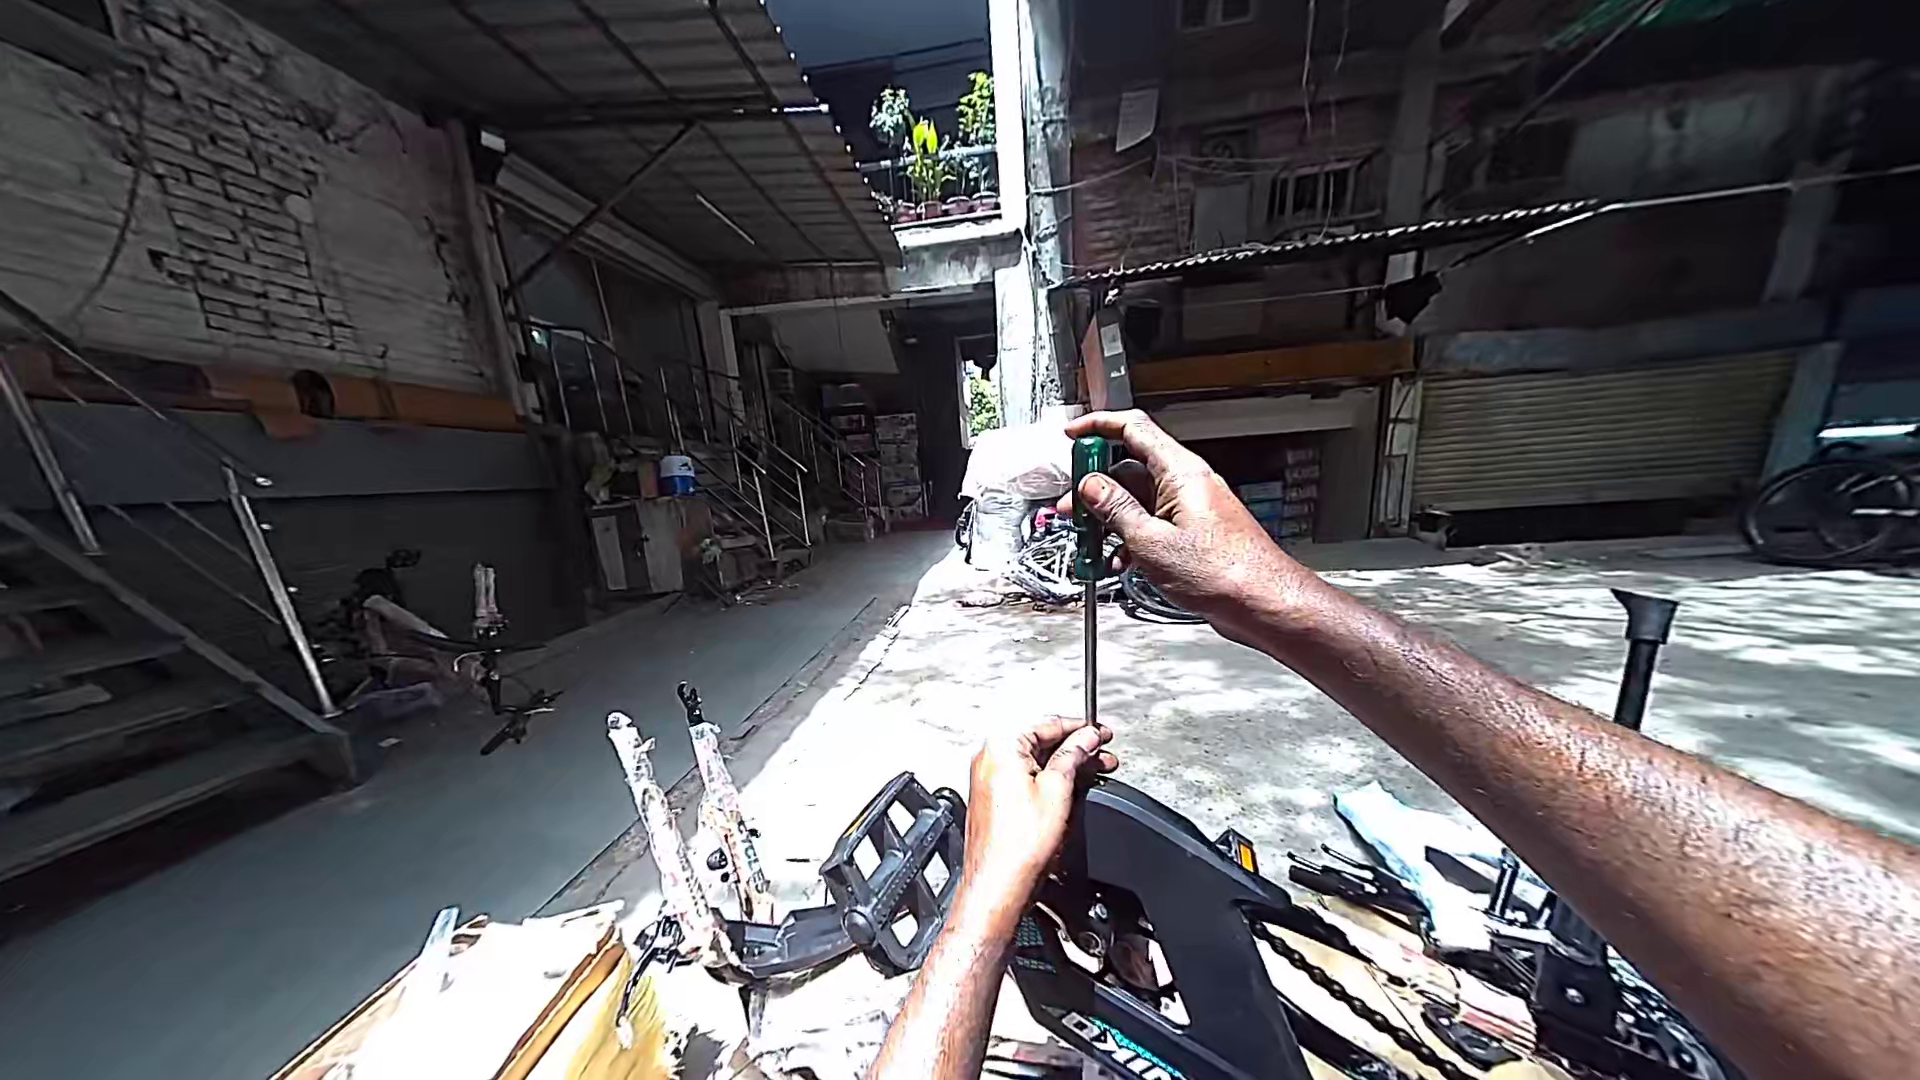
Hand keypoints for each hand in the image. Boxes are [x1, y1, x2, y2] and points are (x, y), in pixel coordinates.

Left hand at [962, 717, 1117, 901]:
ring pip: (1035, 760)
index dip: (1079, 728)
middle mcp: (990, 757)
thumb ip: (1073, 756)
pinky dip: (1049, 777)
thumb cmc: (1018, 846)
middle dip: (1076, 748)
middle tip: (1103, 753)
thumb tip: (1086, 738)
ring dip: (1066, 764)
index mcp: (1001, 746)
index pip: (1047, 724)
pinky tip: (1071, 785)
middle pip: (1041, 741)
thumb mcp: (1058, 790)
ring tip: (1095, 770)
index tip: (1100, 733)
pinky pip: (1025, 775)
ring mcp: (990, 777)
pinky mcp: (993, 796)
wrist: (997, 885)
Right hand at [1056, 410, 1312, 635]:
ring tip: (1091, 542)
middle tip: (1074, 507)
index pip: (1133, 428)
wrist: (1261, 603)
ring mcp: (1188, 509)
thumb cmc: (1224, 572)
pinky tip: (1118, 560)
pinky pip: (1150, 523)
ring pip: (1136, 501)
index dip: (1097, 427)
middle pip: (1129, 469)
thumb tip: (1092, 486)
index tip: (1072, 436)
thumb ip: (1116, 509)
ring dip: (1109, 520)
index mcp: (1180, 473)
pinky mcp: (1189, 532)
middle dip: (1095, 488)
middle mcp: (1185, 484)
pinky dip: (1128, 538)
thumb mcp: (1150, 540)